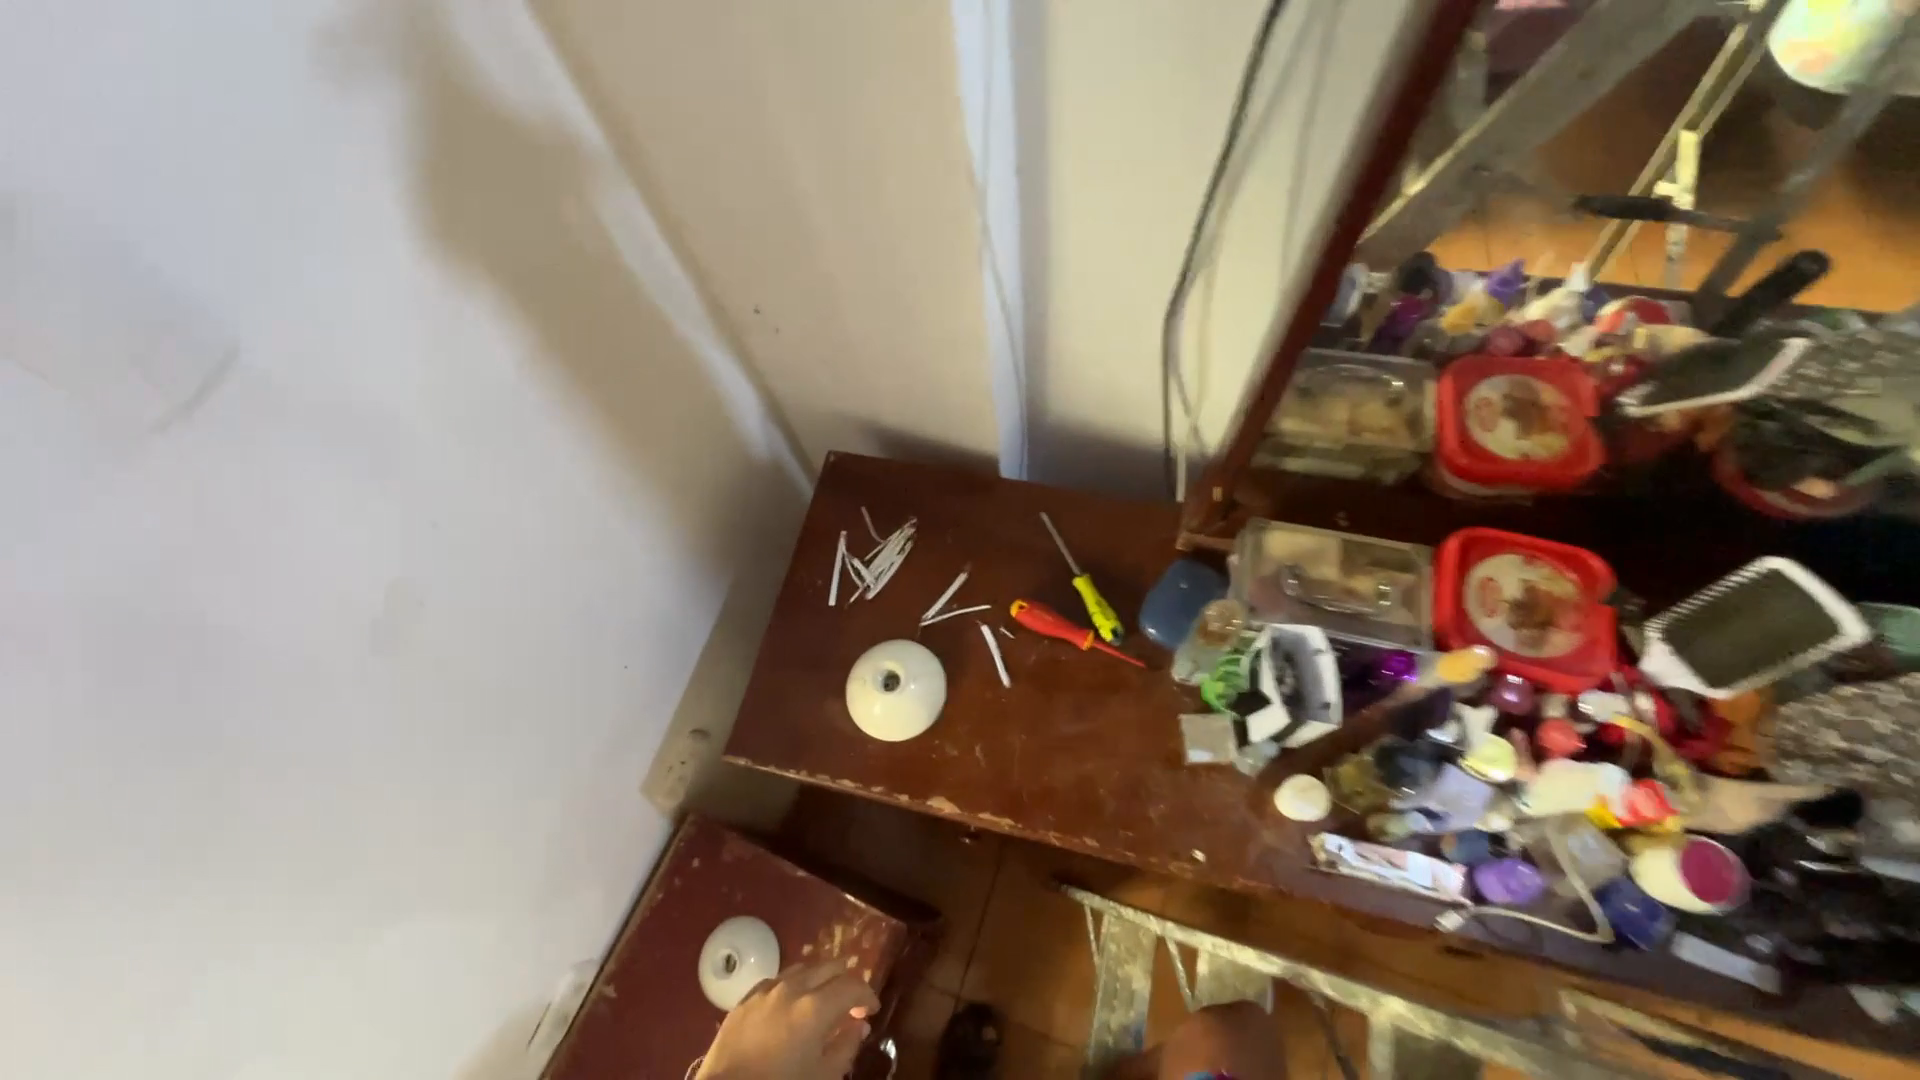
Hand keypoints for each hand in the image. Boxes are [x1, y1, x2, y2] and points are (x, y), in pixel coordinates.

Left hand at [695, 961, 880, 1079]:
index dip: (867, 995)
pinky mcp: (746, 998)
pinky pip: (777, 979)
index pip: (853, 985)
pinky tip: (790, 1003)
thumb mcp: (822, 1077)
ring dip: (819, 979)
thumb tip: (858, 1025)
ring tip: (822, 1000)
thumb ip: (845, 1047)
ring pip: (803, 968)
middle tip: (851, 1005)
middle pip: (830, 967)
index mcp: (816, 1008)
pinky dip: (793, 985)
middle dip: (846, 982)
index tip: (871, 1010)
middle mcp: (793, 988)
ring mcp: (767, 989)